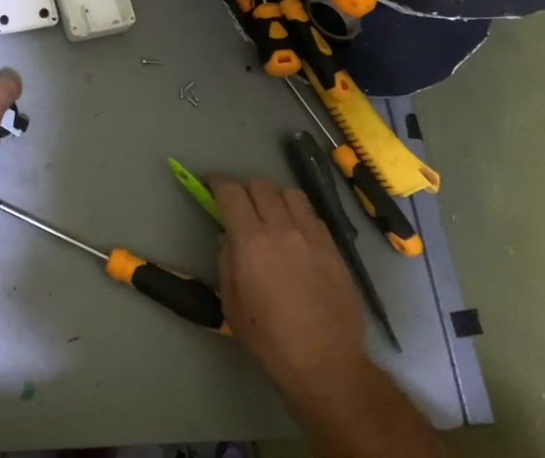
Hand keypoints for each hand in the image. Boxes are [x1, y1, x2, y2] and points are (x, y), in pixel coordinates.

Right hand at [209, 175, 366, 401]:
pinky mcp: (334, 247)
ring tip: (271, 215)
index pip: (231, 192)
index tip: (210, 185)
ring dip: (274, 197)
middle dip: (244, 189)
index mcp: (251, 241)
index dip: (217, 183)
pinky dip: (297, 214)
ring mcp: (311, 235)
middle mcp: (281, 228)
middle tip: (239, 205)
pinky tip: (295, 234)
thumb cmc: (270, 339)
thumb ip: (226, 262)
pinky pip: (312, 214)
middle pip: (260, 185)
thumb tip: (229, 238)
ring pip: (289, 193)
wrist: (326, 362)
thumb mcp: (231, 304)